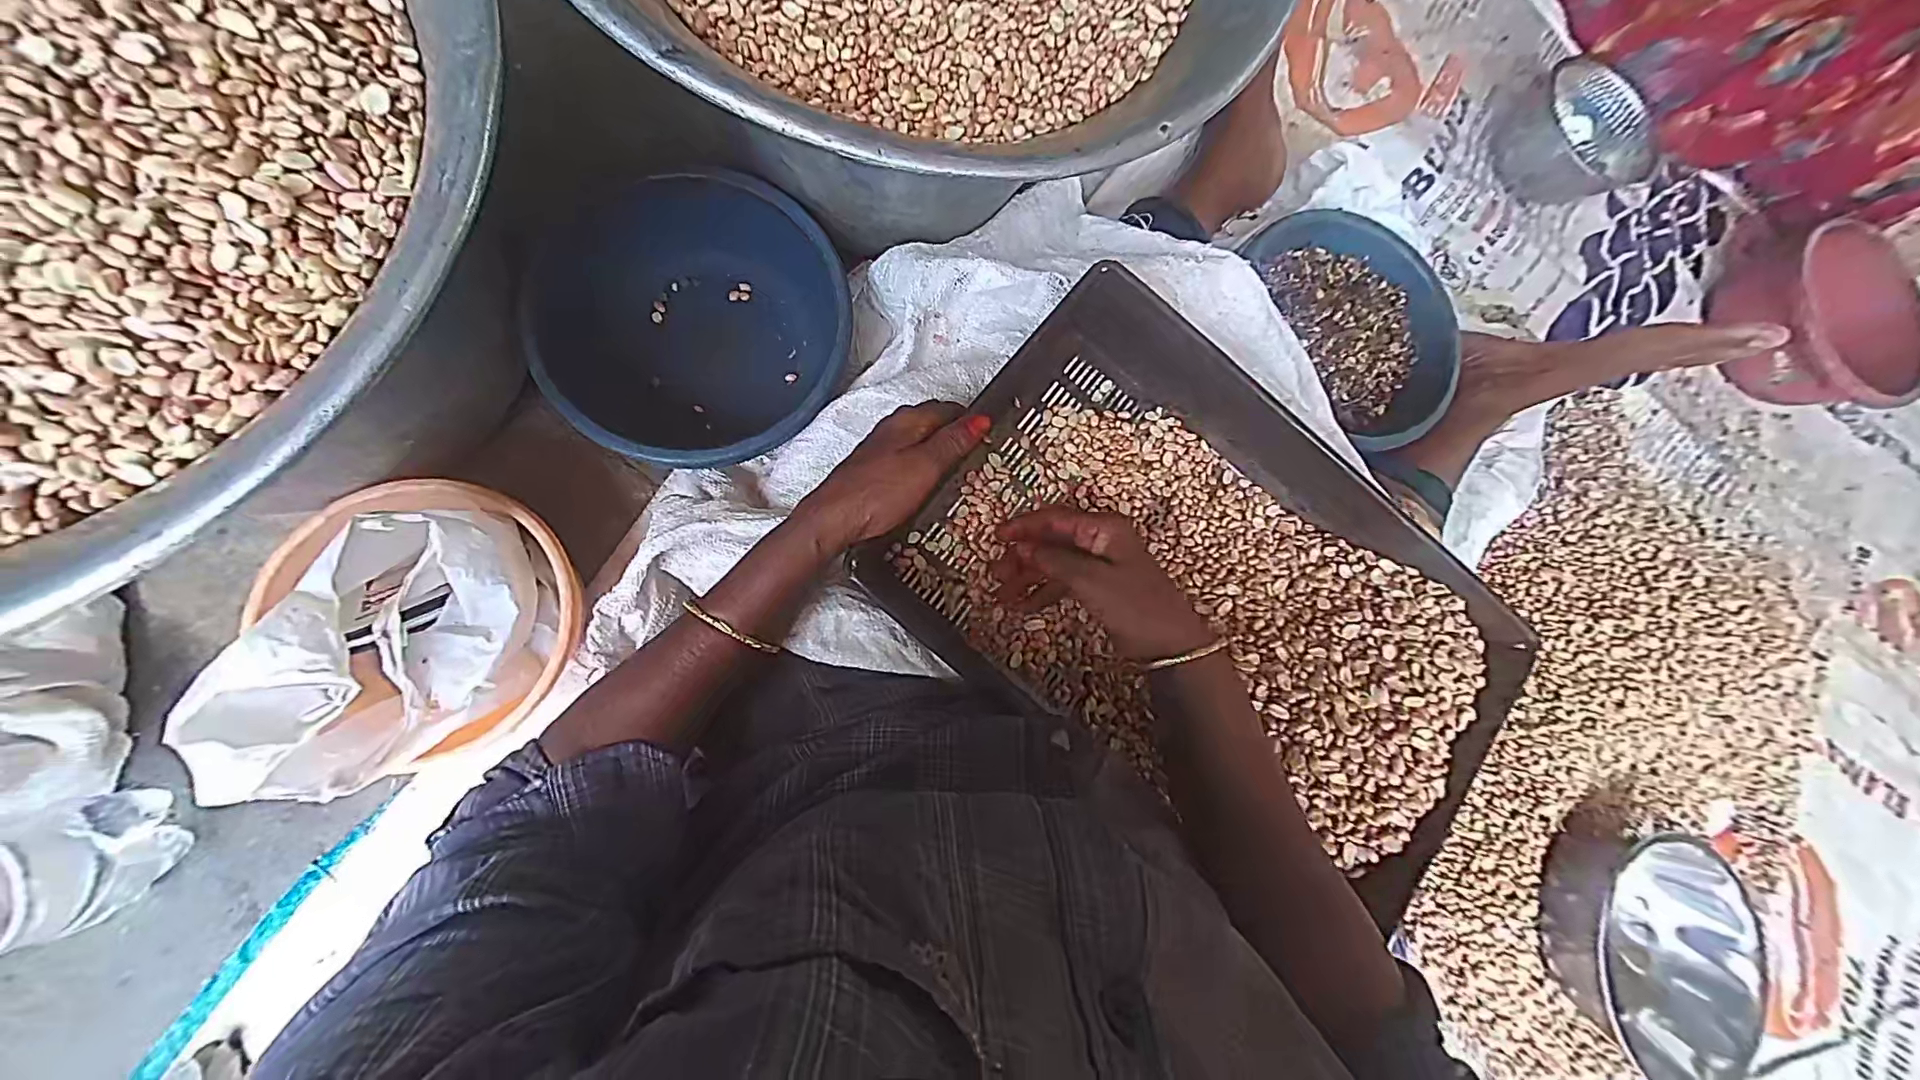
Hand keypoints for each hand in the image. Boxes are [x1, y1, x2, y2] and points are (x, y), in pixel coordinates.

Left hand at [790, 401, 990, 555]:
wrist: (833, 520)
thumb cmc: (877, 493)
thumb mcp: (925, 466)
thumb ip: (952, 442)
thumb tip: (980, 419)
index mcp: (907, 421)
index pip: (948, 409)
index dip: (971, 420)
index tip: (990, 434)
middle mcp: (891, 430)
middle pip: (932, 423)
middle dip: (956, 434)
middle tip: (980, 453)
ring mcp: (880, 452)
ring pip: (918, 443)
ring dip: (939, 452)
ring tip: (960, 471)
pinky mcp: (873, 474)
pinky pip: (906, 462)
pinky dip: (923, 468)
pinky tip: (928, 484)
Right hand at [992, 507, 1215, 661]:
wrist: (1171, 646)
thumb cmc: (1136, 607)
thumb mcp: (1091, 582)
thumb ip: (1055, 561)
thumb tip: (1023, 547)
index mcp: (1104, 528)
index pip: (1055, 519)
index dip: (1024, 526)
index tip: (997, 537)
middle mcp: (1101, 540)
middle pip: (1052, 541)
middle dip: (1022, 556)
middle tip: (996, 573)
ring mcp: (1100, 563)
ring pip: (1054, 562)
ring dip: (1028, 577)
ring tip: (1003, 594)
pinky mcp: (1099, 585)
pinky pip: (1063, 581)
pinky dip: (1043, 592)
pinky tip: (1023, 606)